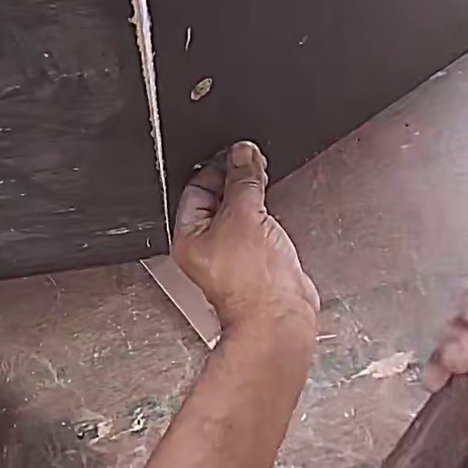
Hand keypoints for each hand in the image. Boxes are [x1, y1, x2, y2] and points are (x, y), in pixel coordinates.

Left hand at [172, 142, 319, 334]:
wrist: (279, 315)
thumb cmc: (252, 283)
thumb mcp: (243, 216)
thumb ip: (242, 181)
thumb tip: (242, 154)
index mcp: (188, 237)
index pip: (195, 189)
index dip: (215, 167)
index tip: (236, 153)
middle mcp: (207, 245)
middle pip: (216, 198)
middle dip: (234, 177)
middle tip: (252, 161)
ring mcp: (232, 252)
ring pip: (237, 210)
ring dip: (250, 191)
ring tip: (262, 175)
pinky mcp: (256, 257)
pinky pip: (255, 224)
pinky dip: (263, 208)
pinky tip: (272, 200)